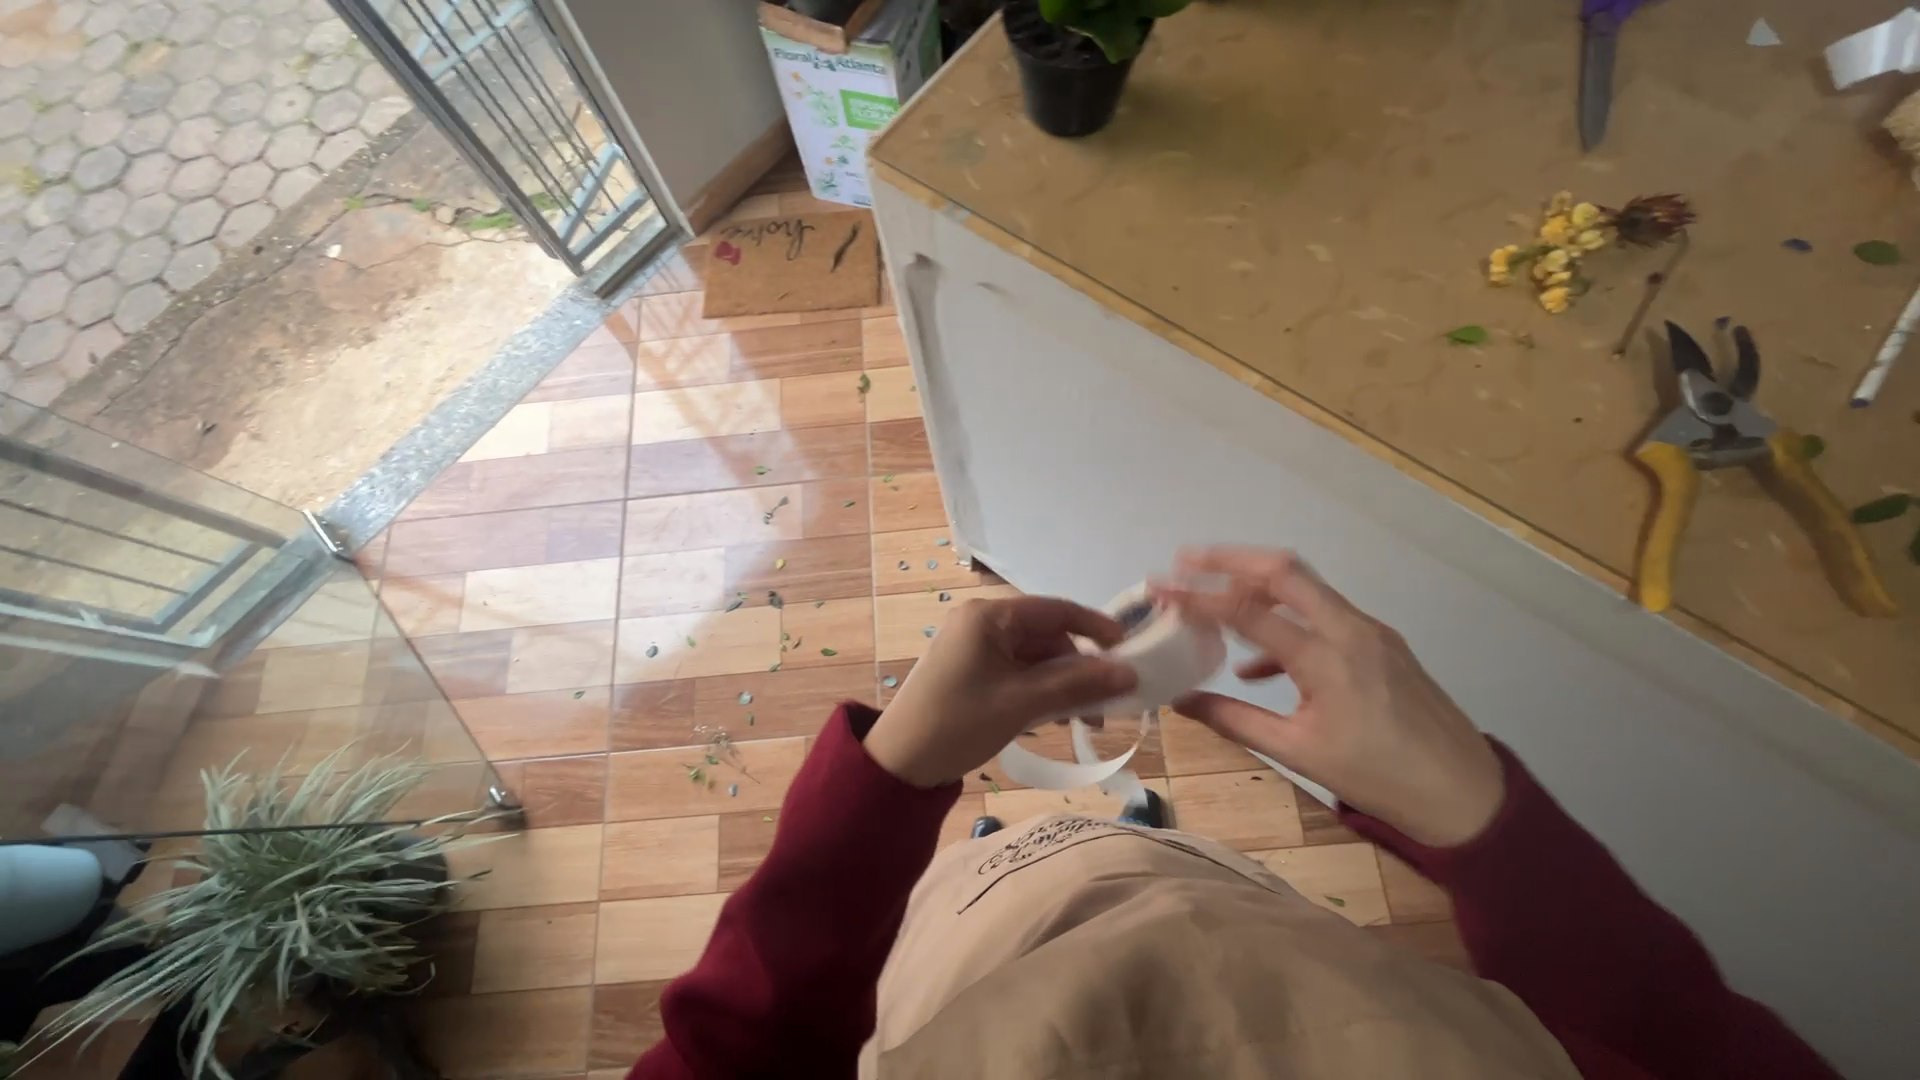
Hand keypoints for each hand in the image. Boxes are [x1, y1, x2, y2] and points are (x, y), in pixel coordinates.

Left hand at [865, 596, 1138, 787]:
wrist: (898, 764)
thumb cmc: (958, 724)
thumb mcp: (1021, 704)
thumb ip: (1076, 686)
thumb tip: (1130, 674)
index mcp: (988, 616)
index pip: (1054, 609)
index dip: (1095, 627)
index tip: (1130, 648)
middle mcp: (981, 623)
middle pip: (1046, 636)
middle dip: (1078, 668)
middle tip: (1106, 704)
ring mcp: (974, 648)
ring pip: (1034, 658)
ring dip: (1061, 684)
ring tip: (1084, 720)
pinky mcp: (971, 671)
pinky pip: (1017, 672)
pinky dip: (1039, 691)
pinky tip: (1055, 717)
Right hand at [1158, 547, 1504, 847]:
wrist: (1467, 794)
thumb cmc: (1379, 777)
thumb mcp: (1298, 752)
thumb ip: (1234, 719)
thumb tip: (1180, 700)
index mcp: (1326, 659)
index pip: (1249, 612)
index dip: (1199, 597)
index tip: (1160, 588)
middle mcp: (1349, 629)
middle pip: (1283, 570)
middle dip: (1229, 560)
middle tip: (1186, 559)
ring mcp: (1370, 631)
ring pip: (1305, 587)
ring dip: (1255, 584)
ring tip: (1212, 597)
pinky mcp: (1381, 642)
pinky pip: (1323, 614)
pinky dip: (1285, 620)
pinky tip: (1258, 662)